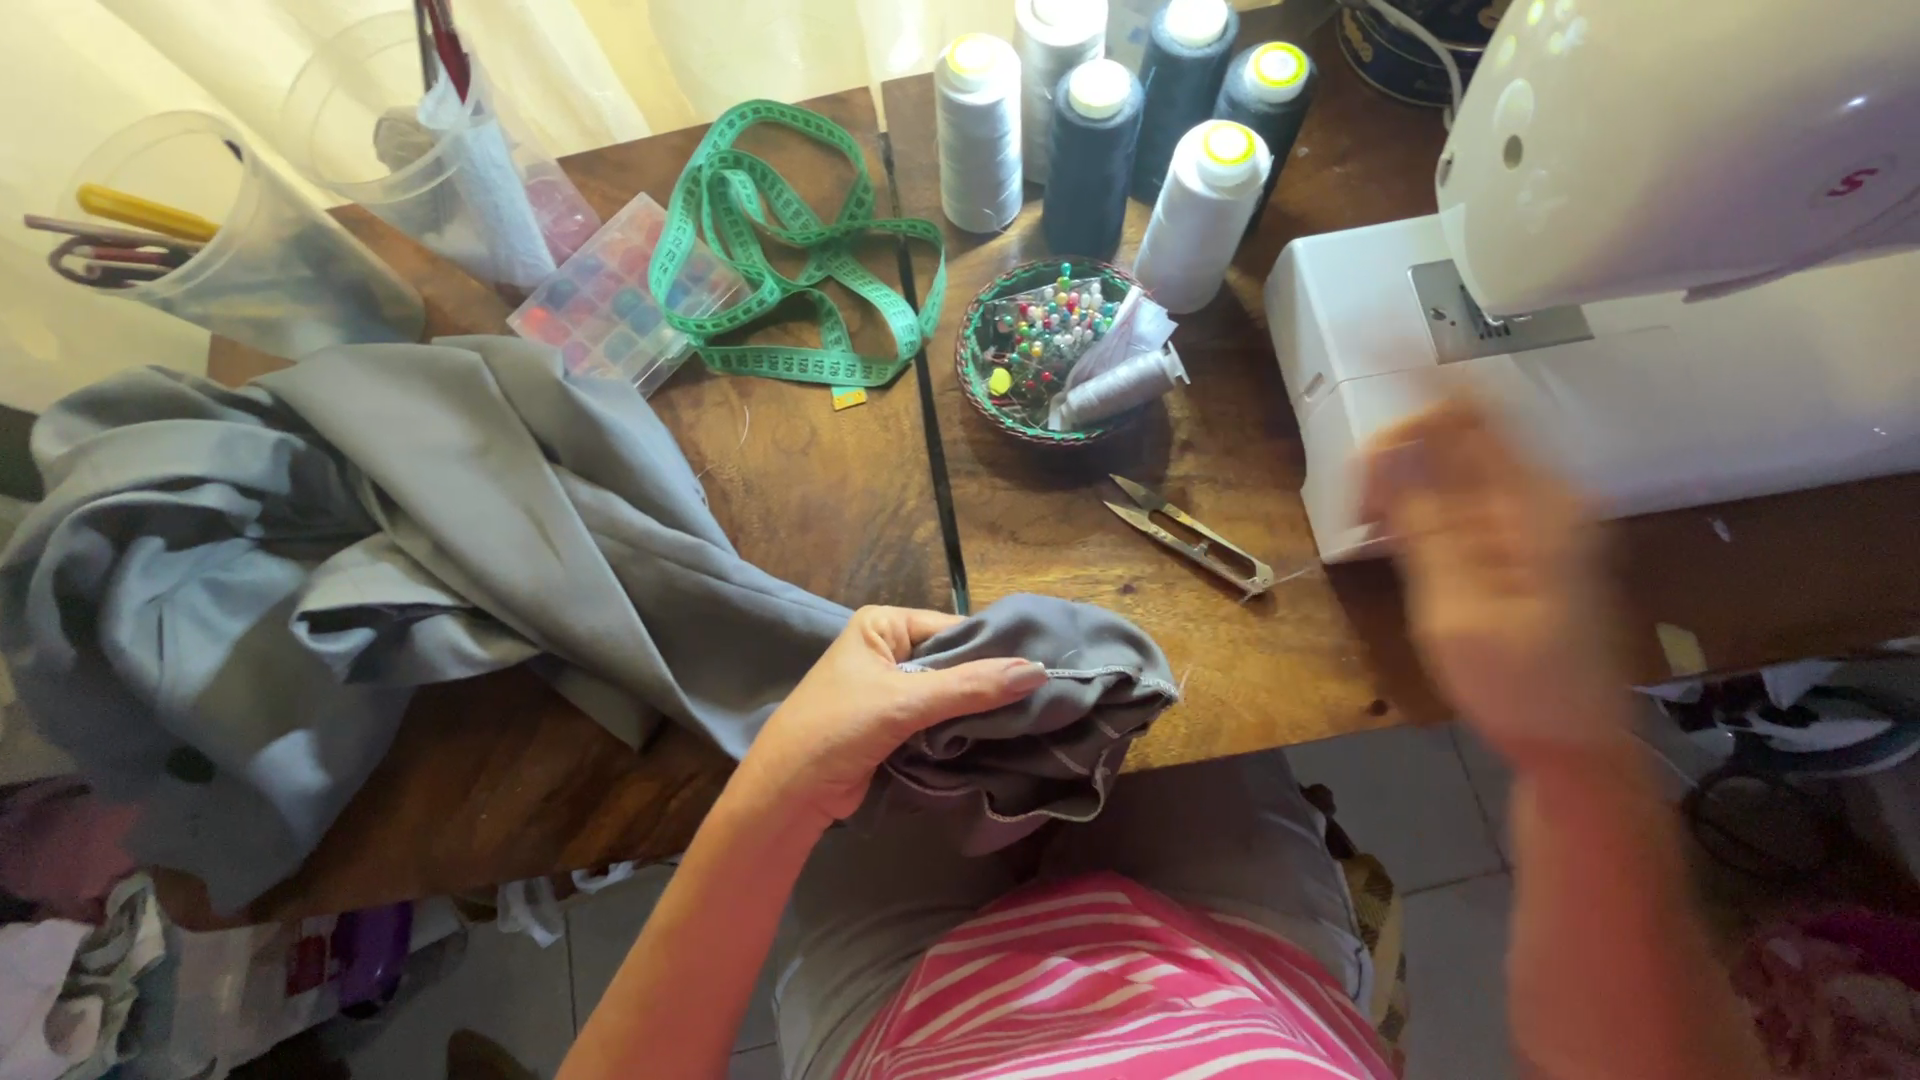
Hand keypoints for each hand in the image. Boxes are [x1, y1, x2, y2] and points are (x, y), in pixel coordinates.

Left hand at [730, 606, 1049, 830]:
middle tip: (1044, 696)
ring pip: (951, 692)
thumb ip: (970, 686)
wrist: (789, 794)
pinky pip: (941, 718)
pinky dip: (964, 728)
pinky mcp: (897, 724)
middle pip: (955, 660)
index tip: (1041, 668)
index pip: (953, 628)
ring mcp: (892, 688)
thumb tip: (1038, 671)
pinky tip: (1001, 734)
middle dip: (989, 681)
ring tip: (1033, 716)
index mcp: (883, 624)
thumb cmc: (837, 729)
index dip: (994, 649)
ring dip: (980, 708)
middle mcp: (888, 649)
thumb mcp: (904, 701)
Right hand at [1359, 396, 1629, 762]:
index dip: (1411, 396)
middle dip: (1394, 451)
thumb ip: (1427, 526)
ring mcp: (1533, 518)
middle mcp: (1541, 497)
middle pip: (1458, 431)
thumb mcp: (1460, 609)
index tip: (1355, 416)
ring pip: (1454, 462)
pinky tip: (1390, 532)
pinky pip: (1460, 495)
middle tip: (1355, 509)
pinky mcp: (1519, 540)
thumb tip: (1391, 451)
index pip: (1468, 415)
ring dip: (1401, 476)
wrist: (1573, 743)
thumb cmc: (1518, 684)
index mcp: (1533, 506)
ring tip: (1364, 523)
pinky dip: (1418, 501)